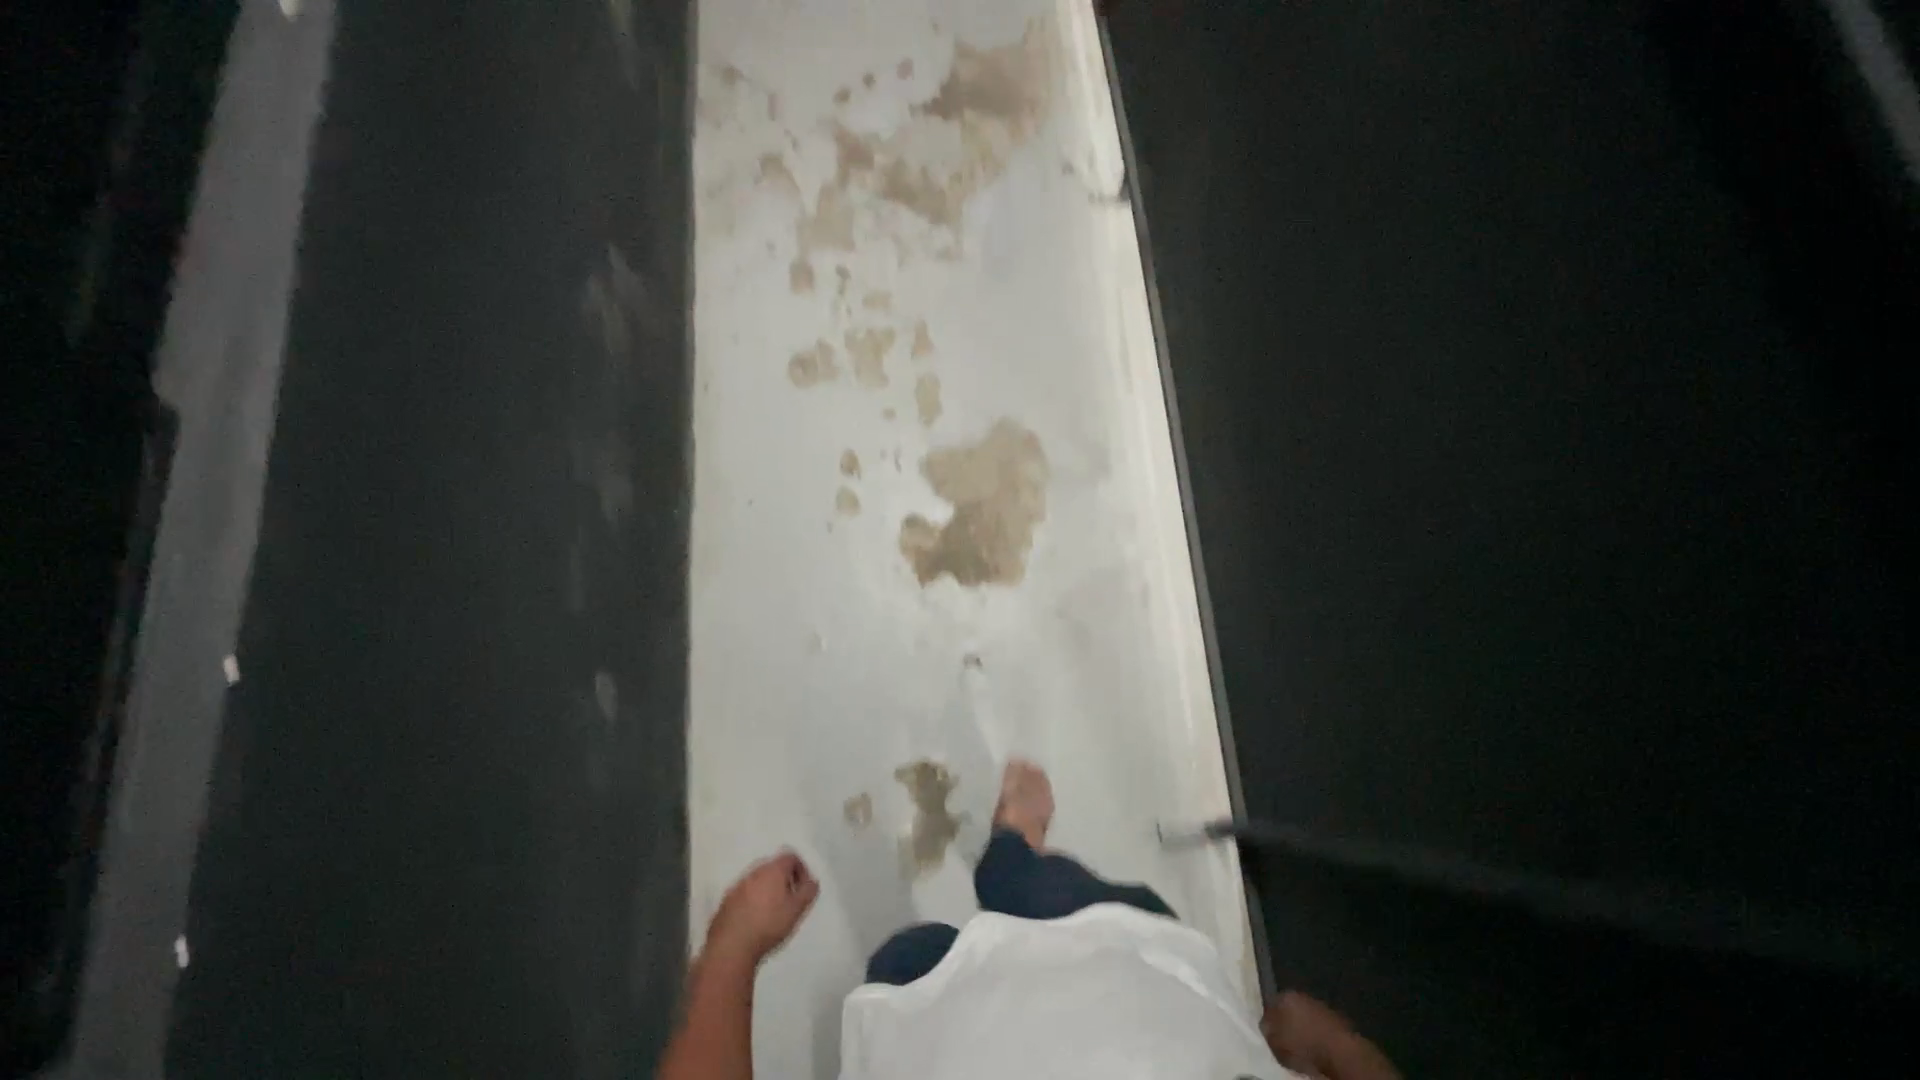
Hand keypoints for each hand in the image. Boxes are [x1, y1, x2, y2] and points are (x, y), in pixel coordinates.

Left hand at [703, 850, 818, 966]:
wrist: (731, 947)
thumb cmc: (769, 925)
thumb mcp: (797, 910)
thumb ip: (808, 892)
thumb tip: (812, 881)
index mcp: (773, 870)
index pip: (791, 856)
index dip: (801, 870)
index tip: (803, 889)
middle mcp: (754, 872)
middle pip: (773, 867)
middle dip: (784, 880)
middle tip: (790, 901)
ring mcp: (737, 886)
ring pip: (757, 881)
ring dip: (767, 891)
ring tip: (772, 913)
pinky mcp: (725, 901)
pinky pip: (744, 894)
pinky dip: (752, 901)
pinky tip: (754, 921)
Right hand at [1262, 992, 1399, 1079]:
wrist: (1341, 1052)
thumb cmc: (1303, 1046)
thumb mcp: (1275, 1044)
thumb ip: (1268, 1033)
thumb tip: (1268, 1028)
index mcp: (1284, 995)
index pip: (1270, 1005)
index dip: (1269, 1021)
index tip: (1270, 1033)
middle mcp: (1302, 995)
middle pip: (1289, 1009)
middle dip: (1287, 1022)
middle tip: (1284, 1039)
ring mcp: (1321, 1005)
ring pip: (1305, 1016)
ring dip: (1303, 1028)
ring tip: (1301, 1045)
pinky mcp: (1337, 1019)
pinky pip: (1320, 1026)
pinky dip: (1317, 1034)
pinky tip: (1316, 1046)